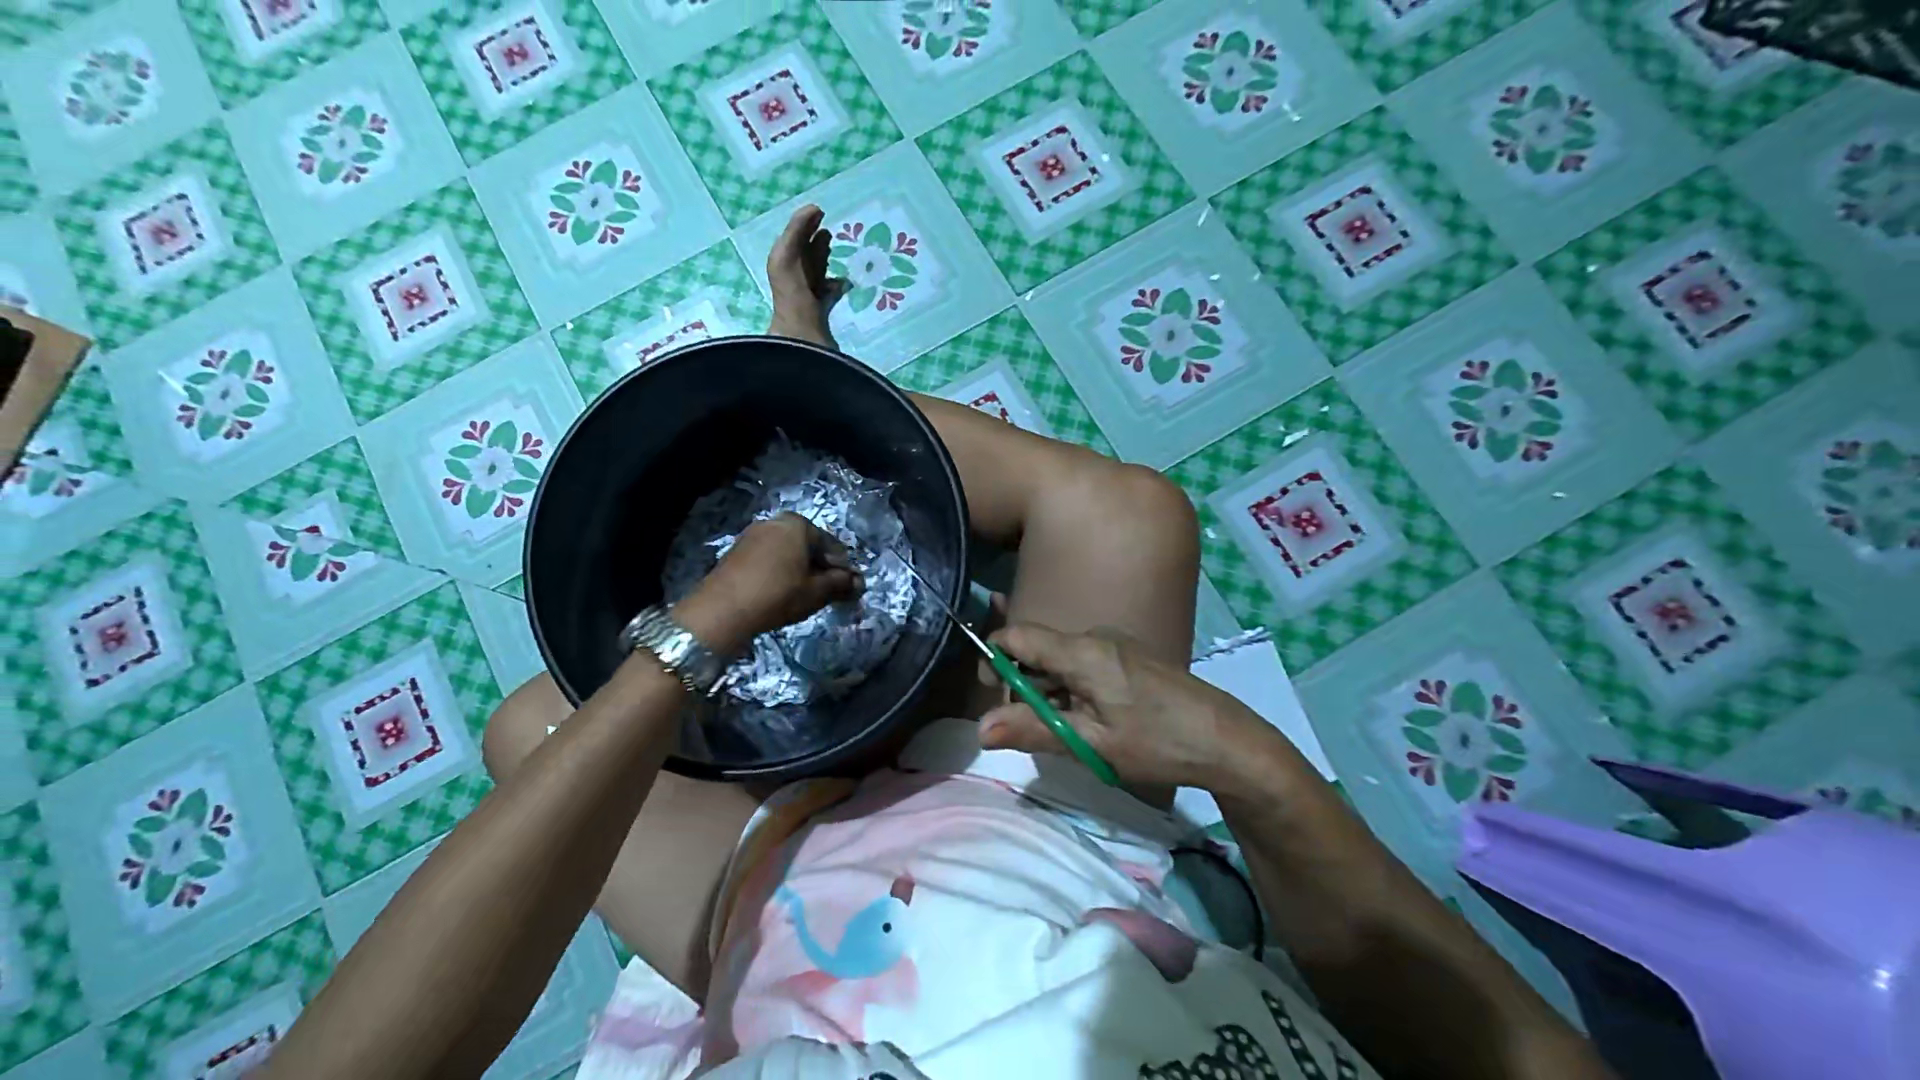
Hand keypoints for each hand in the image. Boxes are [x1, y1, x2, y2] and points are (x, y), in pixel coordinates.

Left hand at [675, 513, 863, 653]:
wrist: (721, 611)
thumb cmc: (778, 595)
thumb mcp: (816, 592)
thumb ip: (840, 584)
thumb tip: (859, 583)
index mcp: (797, 524)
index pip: (831, 545)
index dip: (843, 568)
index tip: (848, 589)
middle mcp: (774, 522)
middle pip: (808, 546)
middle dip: (820, 568)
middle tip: (827, 594)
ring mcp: (752, 535)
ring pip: (787, 553)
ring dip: (800, 571)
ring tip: (804, 596)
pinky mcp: (736, 552)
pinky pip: (769, 559)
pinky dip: (780, 572)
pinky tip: (781, 593)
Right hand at [976, 623, 1271, 789]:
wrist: (1230, 742)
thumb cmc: (1158, 742)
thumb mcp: (1091, 744)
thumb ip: (1032, 730)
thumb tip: (980, 728)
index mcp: (1082, 651)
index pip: (1017, 636)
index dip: (993, 658)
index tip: (990, 692)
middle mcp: (1096, 637)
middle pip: (1038, 650)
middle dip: (1024, 686)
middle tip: (1032, 729)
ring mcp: (1117, 644)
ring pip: (1061, 662)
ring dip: (1050, 693)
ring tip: (1068, 733)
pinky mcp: (1131, 657)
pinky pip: (1085, 665)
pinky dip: (1073, 691)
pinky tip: (1089, 723)